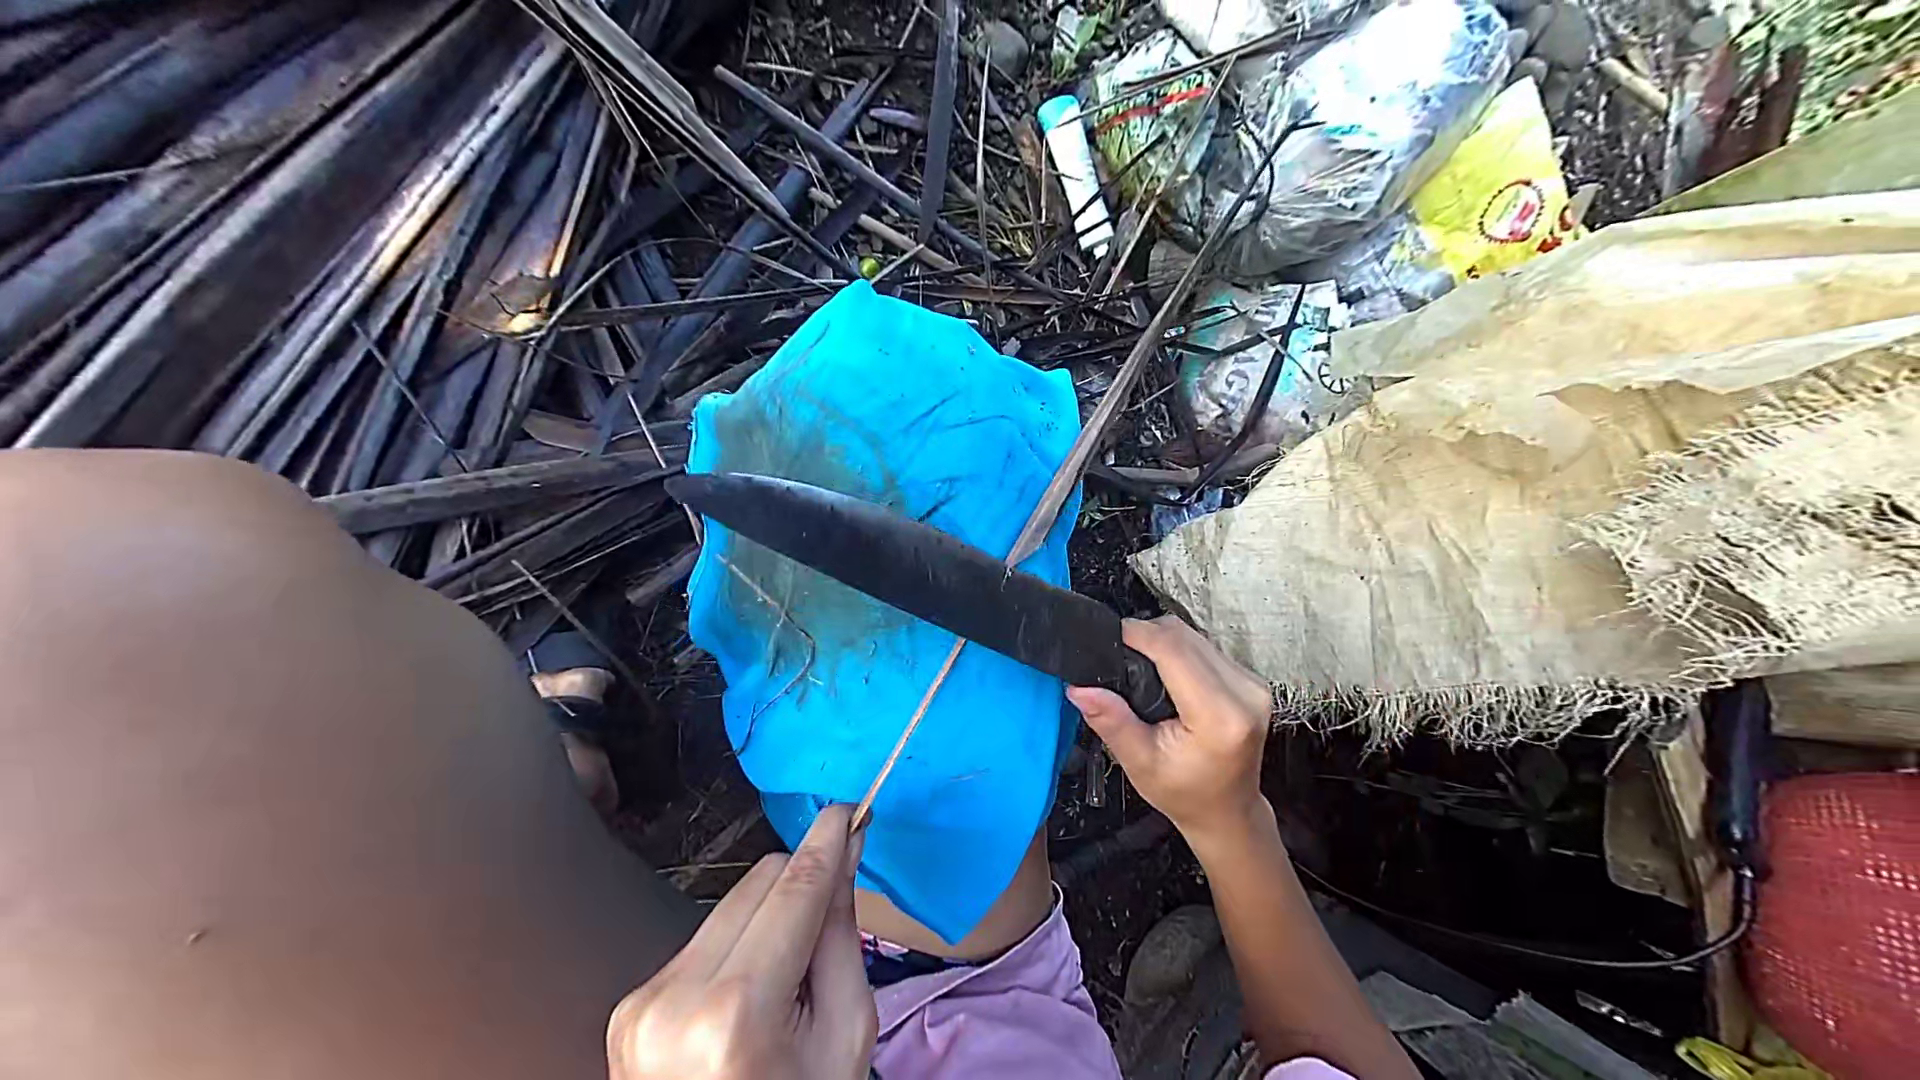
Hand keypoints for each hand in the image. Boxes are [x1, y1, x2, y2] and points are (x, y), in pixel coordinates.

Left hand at [607, 804, 875, 1079]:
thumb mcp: (846, 1032)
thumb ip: (842, 934)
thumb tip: (843, 854)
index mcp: (736, 1014)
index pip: (795, 890)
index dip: (827, 841)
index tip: (848, 808)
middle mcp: (676, 998)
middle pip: (761, 878)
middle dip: (803, 879)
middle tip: (830, 911)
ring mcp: (643, 1002)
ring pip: (732, 899)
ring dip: (771, 909)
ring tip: (786, 971)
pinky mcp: (631, 1005)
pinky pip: (707, 933)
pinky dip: (740, 940)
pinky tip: (750, 988)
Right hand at [1067, 617, 1273, 844]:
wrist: (1226, 811)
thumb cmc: (1187, 793)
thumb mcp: (1139, 762)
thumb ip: (1111, 720)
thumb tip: (1080, 688)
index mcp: (1219, 717)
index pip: (1174, 650)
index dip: (1137, 634)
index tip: (1109, 636)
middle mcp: (1244, 695)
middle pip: (1184, 635)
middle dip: (1146, 635)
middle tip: (1118, 652)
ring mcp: (1251, 685)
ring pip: (1194, 635)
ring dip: (1162, 641)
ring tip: (1140, 664)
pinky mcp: (1249, 680)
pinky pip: (1206, 646)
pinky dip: (1179, 650)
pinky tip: (1165, 672)